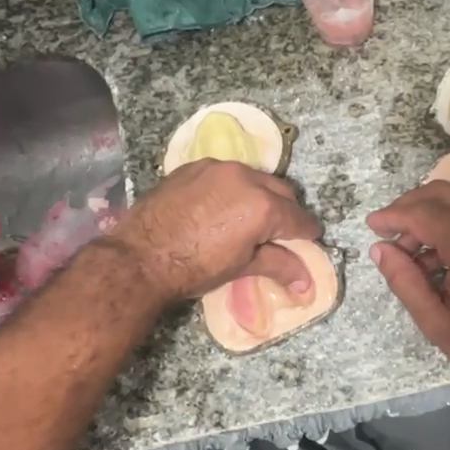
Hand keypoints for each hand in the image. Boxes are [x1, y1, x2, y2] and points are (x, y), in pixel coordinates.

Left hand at [106, 159, 321, 303]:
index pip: (299, 219)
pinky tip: (222, 207)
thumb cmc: (195, 268)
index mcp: (263, 206)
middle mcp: (245, 178)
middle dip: (286, 212)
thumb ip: (278, 265)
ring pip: (254, 177)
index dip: (307, 234)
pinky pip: (226, 173)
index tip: (309, 241)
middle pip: (282, 192)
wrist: (140, 257)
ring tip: (250, 219)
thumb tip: (306, 282)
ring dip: (260, 195)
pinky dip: (233, 188)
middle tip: (281, 234)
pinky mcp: (194, 167)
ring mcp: (218, 168)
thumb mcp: (241, 267)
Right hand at [367, 181, 449, 391]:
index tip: (371, 227)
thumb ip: (405, 282)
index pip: (422, 213)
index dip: (392, 217)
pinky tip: (438, 257)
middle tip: (388, 234)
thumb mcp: (440, 324)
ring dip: (429, 214)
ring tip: (412, 255)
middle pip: (440, 192)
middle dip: (408, 207)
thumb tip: (380, 250)